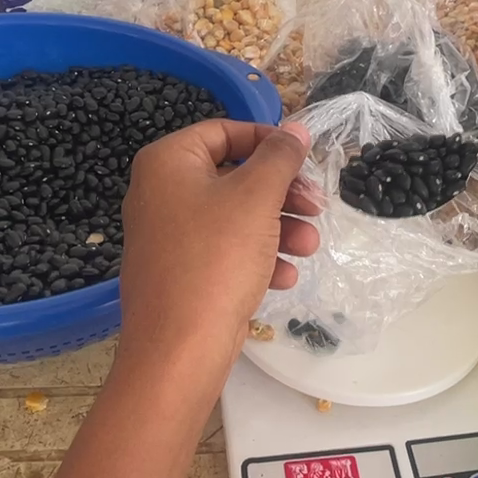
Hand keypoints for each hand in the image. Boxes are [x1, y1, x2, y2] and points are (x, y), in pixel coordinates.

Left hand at [119, 120, 319, 378]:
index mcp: (168, 163)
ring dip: (279, 227)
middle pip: (234, 176)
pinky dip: (258, 257)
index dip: (268, 140)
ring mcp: (169, 236)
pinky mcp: (181, 272)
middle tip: (317, 205)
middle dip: (282, 192)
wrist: (179, 349)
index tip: (304, 157)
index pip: (224, 131)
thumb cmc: (216, 258)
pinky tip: (284, 276)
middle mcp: (161, 193)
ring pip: (235, 217)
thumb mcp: (256, 197)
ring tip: (310, 246)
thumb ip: (279, 157)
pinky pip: (225, 251)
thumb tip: (296, 129)